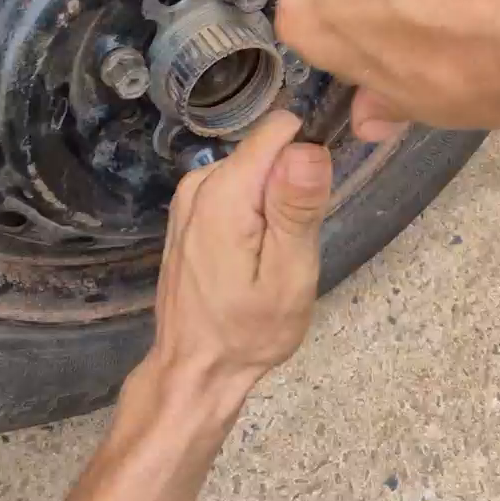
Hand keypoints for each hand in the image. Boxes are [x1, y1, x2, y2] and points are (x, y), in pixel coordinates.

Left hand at [146, 111, 333, 398]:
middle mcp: (199, 182)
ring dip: (273, 206)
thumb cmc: (248, 331)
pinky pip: (237, 189)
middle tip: (290, 246)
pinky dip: (253, 215)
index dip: (305, 161)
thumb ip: (298, 207)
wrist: (196, 370)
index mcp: (223, 191)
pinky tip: (251, 256)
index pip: (278, 130)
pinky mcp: (189, 213)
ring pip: (254, 171)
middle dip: (290, 189)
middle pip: (267, 152)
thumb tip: (308, 147)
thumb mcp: (289, 275)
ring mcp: (189, 197)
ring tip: (270, 256)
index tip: (310, 207)